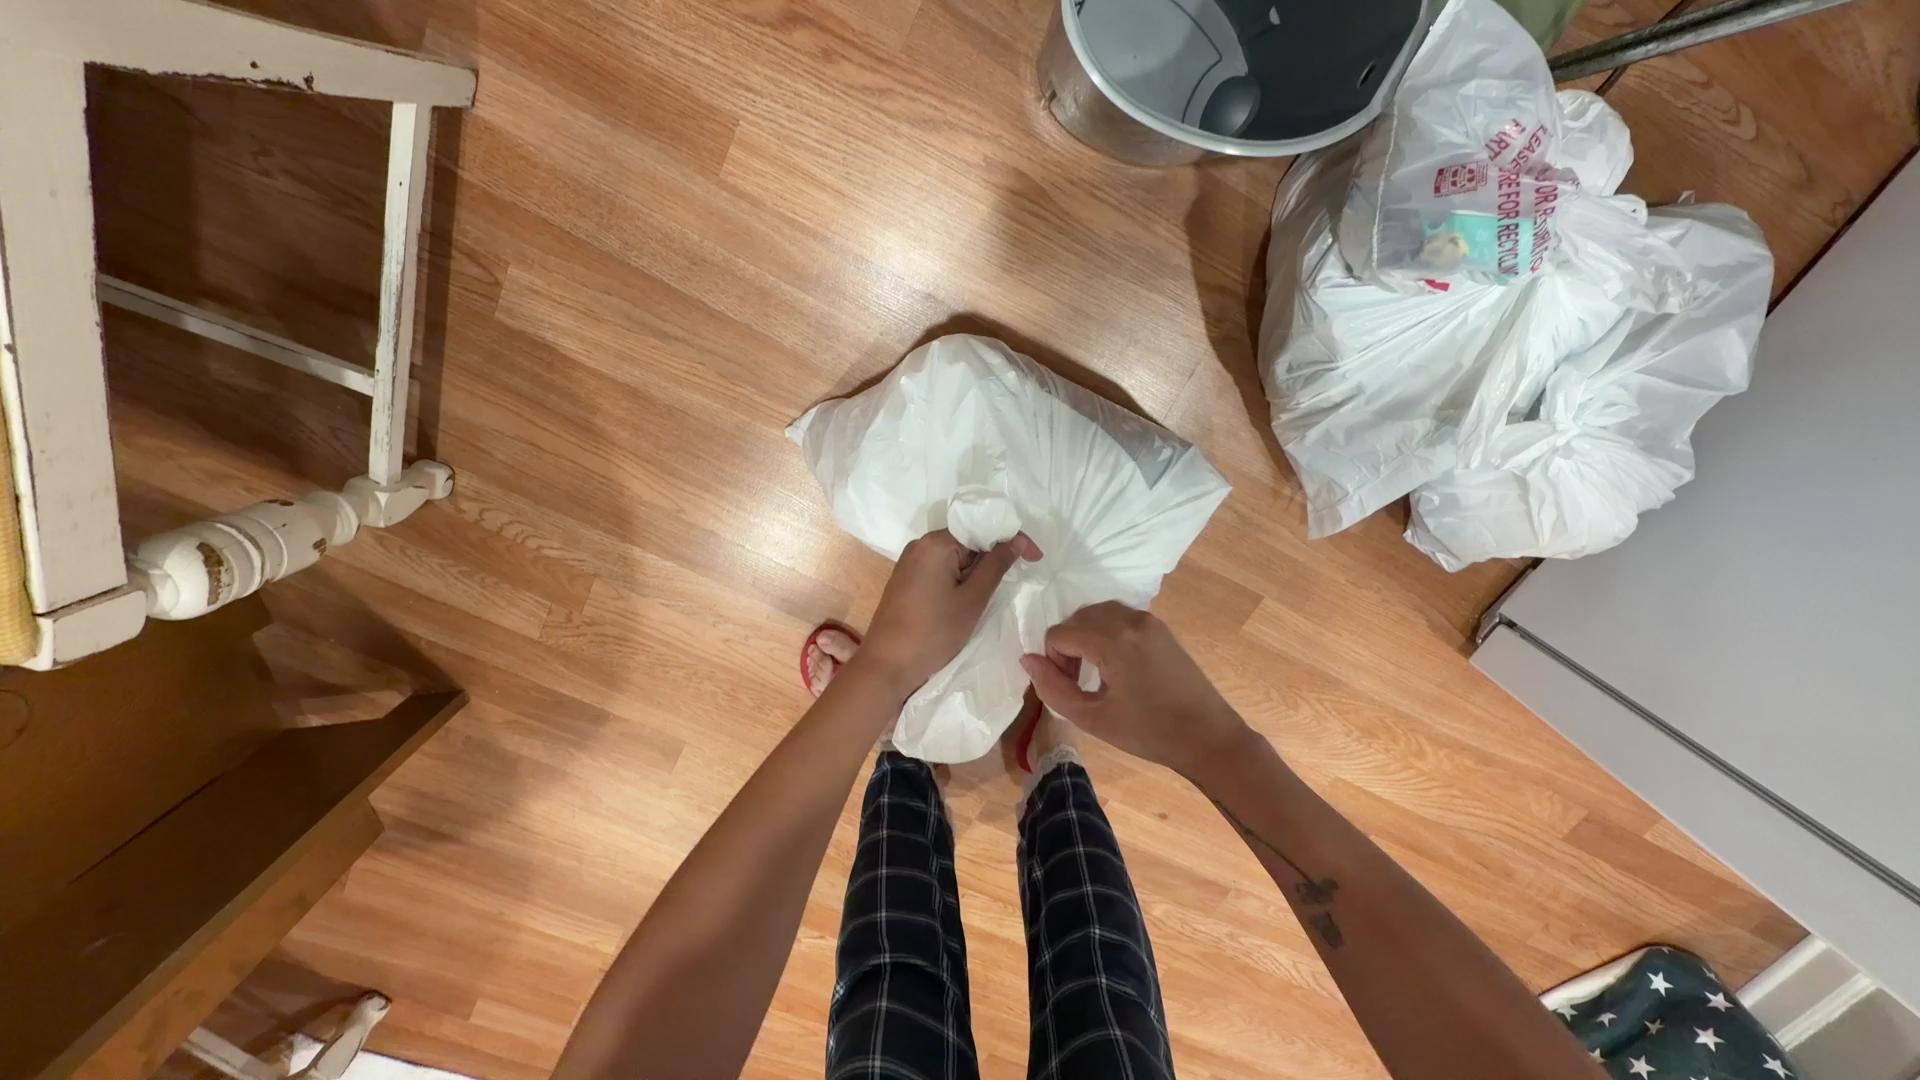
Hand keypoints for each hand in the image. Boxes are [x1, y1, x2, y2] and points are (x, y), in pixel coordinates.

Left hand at [851, 530, 1042, 697]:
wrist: (887, 666)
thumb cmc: (933, 633)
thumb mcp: (972, 599)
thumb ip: (996, 565)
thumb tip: (1018, 540)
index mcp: (935, 543)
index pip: (981, 528)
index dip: (1011, 539)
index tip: (1036, 558)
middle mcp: (920, 545)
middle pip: (967, 540)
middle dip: (992, 556)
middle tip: (1016, 578)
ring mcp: (910, 563)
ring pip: (955, 556)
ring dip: (976, 570)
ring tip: (991, 592)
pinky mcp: (907, 580)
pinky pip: (941, 569)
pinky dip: (959, 578)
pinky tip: (969, 597)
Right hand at [1020, 602, 1252, 778]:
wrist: (1207, 736)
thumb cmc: (1148, 732)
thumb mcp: (1092, 718)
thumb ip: (1052, 688)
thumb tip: (1027, 659)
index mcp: (1113, 640)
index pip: (1059, 634)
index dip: (1054, 662)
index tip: (1071, 688)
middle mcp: (1130, 619)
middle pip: (1077, 618)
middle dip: (1068, 647)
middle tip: (1079, 682)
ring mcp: (1149, 620)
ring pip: (1098, 613)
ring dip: (1086, 637)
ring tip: (1095, 673)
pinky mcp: (1161, 627)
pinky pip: (1120, 617)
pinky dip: (1107, 633)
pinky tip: (1116, 666)